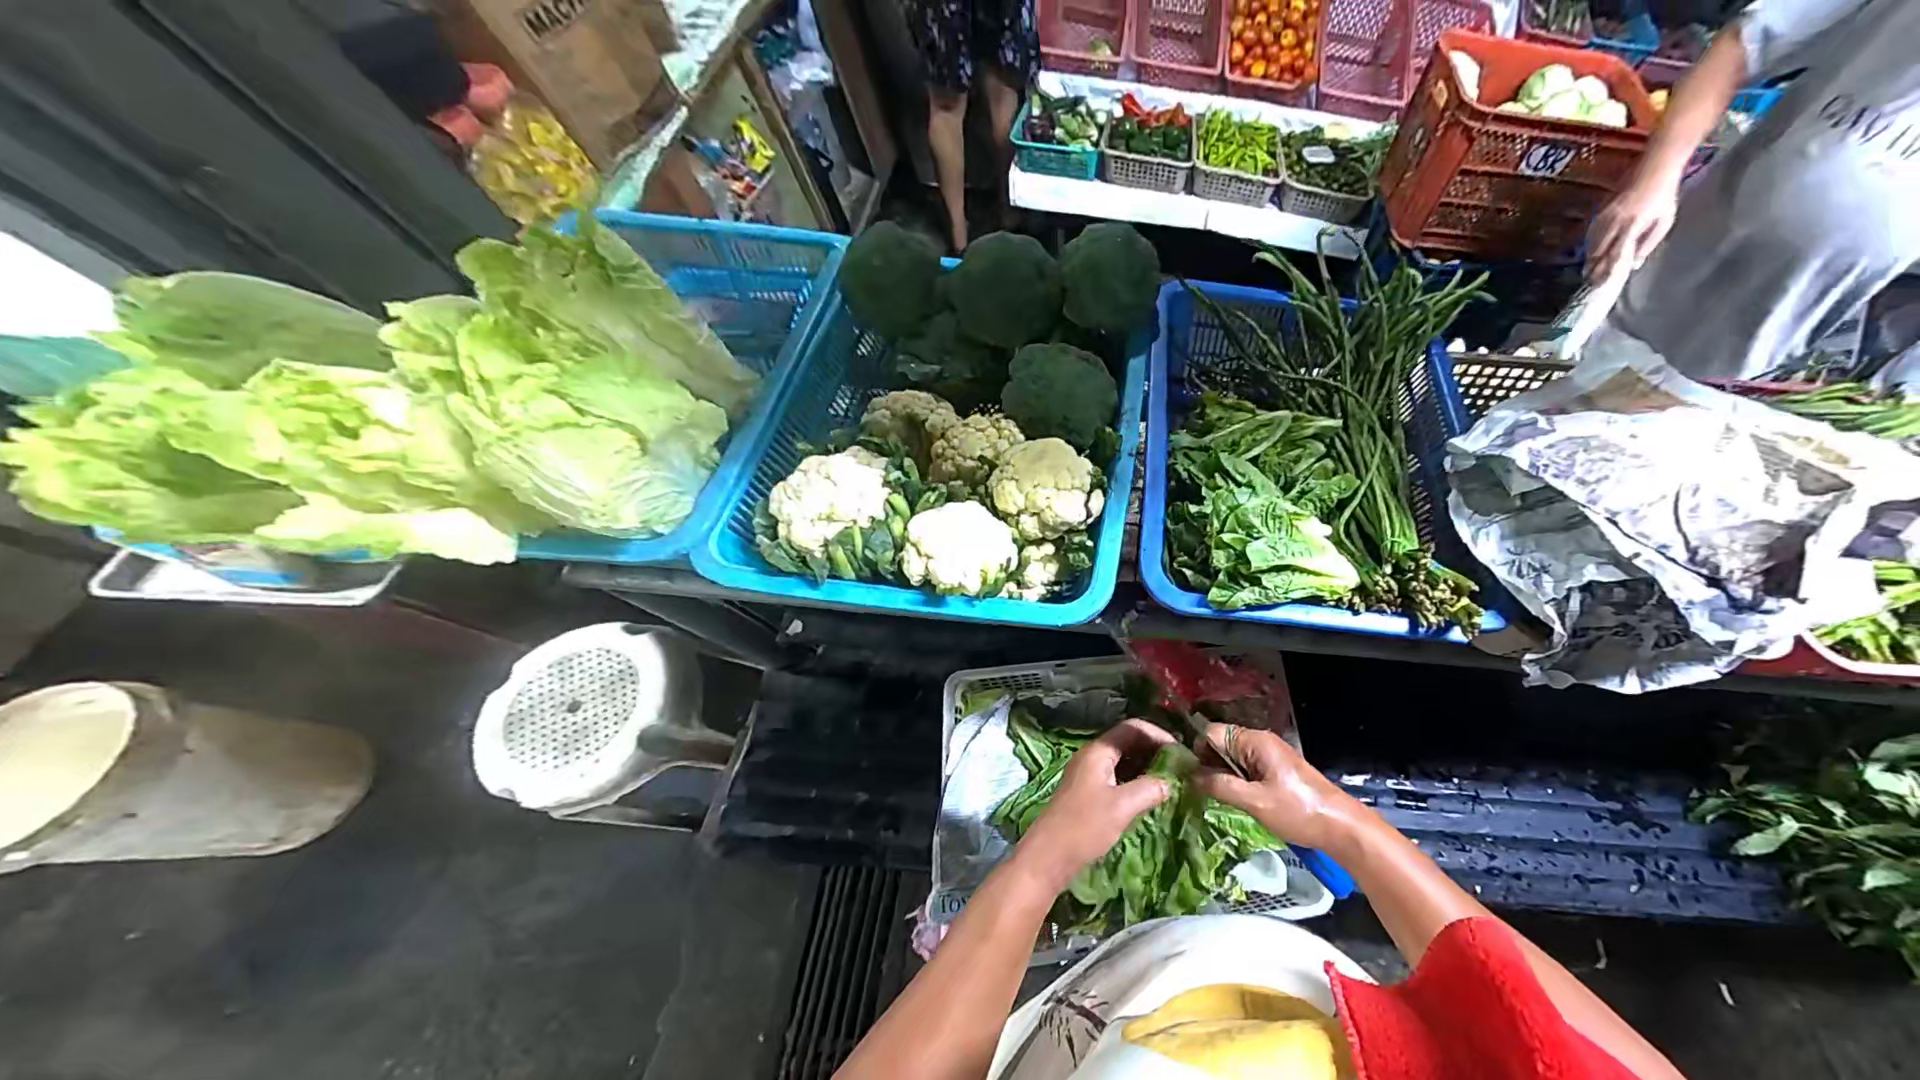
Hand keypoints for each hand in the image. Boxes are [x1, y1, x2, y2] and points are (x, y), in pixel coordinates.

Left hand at [1013, 719, 1174, 890]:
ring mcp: (1088, 774)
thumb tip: (1170, 782)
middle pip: (1127, 742)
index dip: (1158, 735)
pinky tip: (1151, 795)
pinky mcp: (1088, 792)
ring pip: (1123, 761)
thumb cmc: (1085, 826)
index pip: (1132, 728)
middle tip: (1181, 766)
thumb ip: (1149, 789)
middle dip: (1154, 750)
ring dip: (1146, 767)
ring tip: (1172, 780)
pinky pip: (1117, 777)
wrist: (1049, 856)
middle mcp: (1092, 756)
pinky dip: (1135, 780)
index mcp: (1098, 751)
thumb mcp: (1122, 806)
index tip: (1181, 751)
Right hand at [1191, 723, 1362, 852]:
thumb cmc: (1298, 811)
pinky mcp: (1274, 770)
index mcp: (1254, 741)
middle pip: (1219, 744)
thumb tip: (1188, 776)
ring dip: (1221, 775)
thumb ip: (1218, 786)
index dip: (1195, 751)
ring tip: (1214, 797)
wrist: (1343, 828)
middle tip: (1199, 790)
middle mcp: (1259, 741)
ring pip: (1230, 758)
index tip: (1188, 776)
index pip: (1210, 733)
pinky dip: (1235, 780)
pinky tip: (1235, 799)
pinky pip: (1244, 768)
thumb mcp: (1254, 801)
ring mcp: (1268, 755)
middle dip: (1207, 764)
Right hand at [1585, 175, 1677, 282]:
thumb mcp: (1665, 220)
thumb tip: (1636, 263)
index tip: (1601, 282)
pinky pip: (1590, 236)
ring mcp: (1604, 219)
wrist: (1652, 173)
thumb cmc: (1663, 197)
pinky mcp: (1599, 215)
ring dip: (1589, 259)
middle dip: (1593, 267)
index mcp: (1632, 226)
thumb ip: (1650, 243)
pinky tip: (1589, 254)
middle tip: (1590, 281)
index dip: (1607, 269)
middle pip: (1598, 252)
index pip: (1616, 254)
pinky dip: (1588, 247)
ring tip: (1588, 270)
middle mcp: (1615, 224)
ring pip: (1591, 245)